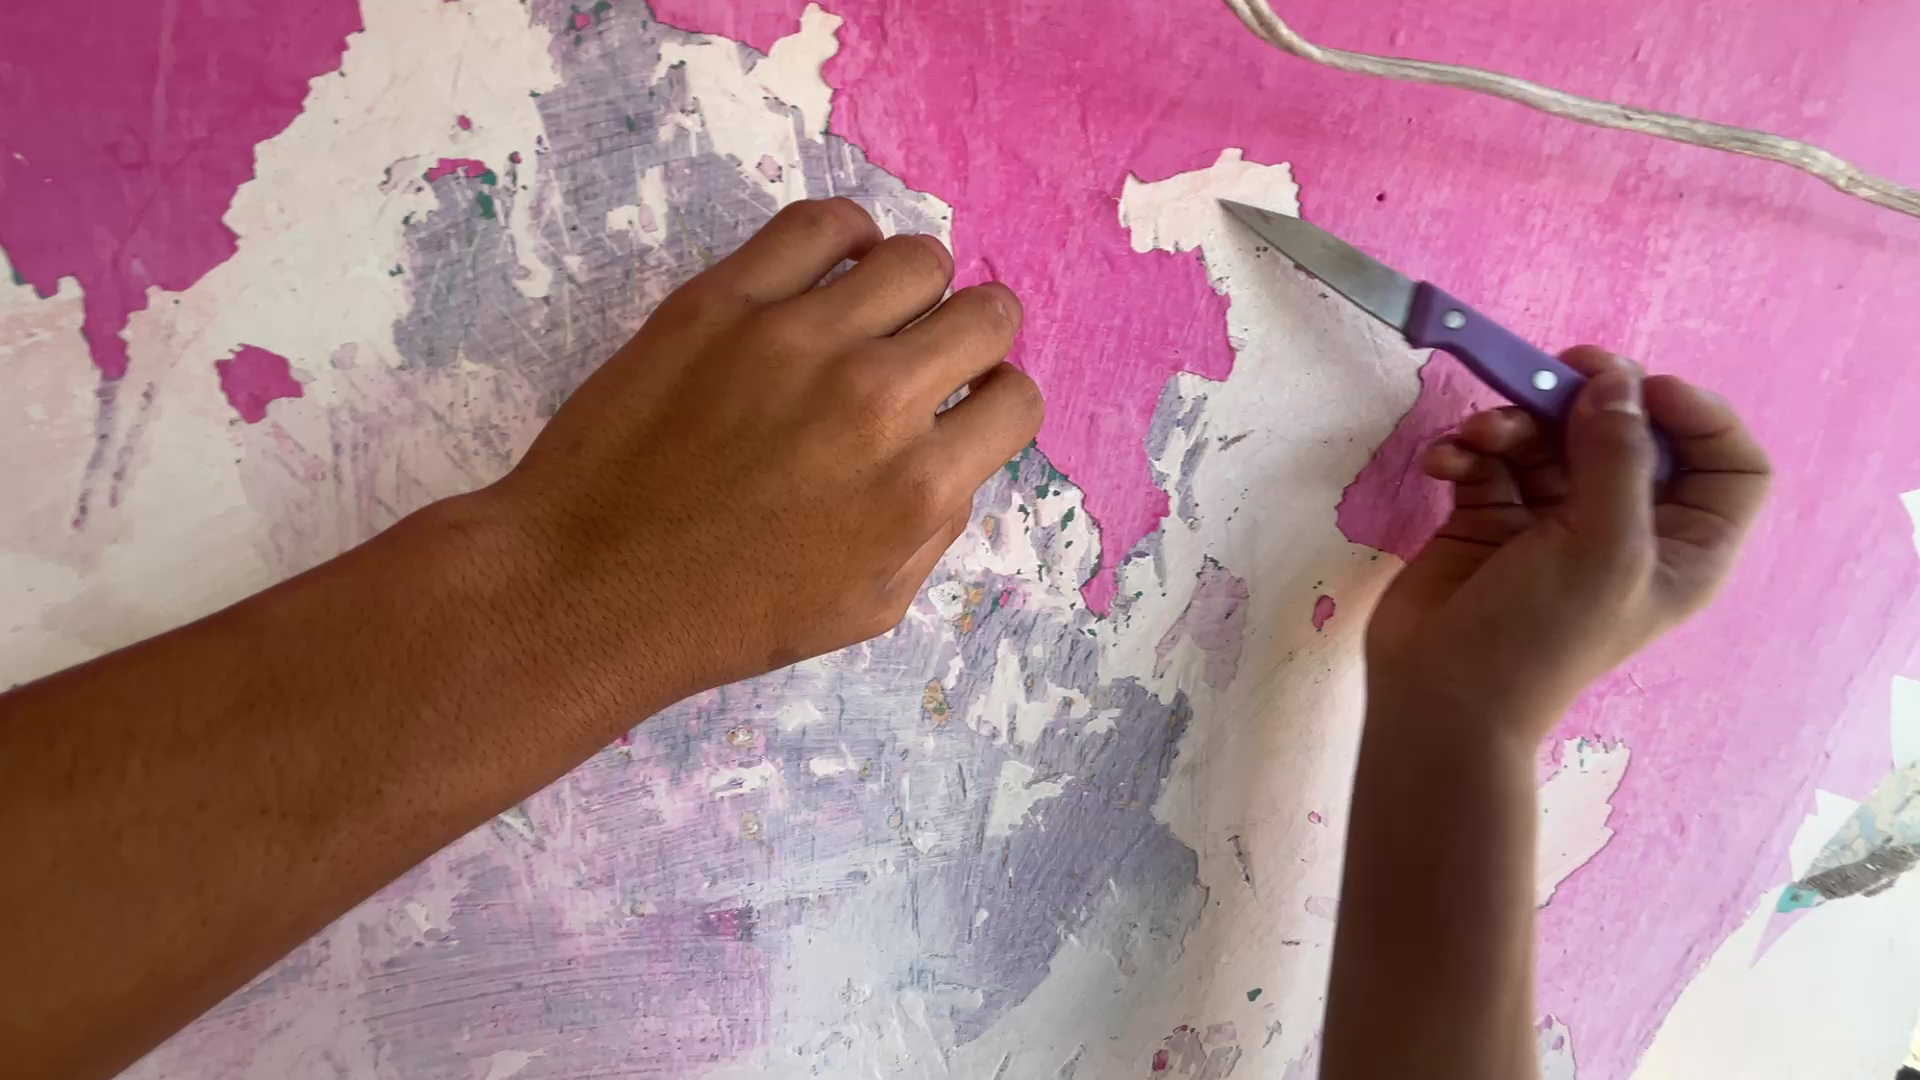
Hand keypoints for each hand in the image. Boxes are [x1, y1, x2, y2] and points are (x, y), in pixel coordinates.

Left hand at [478, 198, 1041, 705]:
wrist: (592, 588)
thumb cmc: (737, 615)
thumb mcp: (874, 606)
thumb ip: (938, 526)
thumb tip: (956, 455)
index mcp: (919, 488)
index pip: (1017, 401)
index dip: (1002, 407)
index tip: (971, 412)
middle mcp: (877, 400)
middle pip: (988, 314)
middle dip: (982, 337)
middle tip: (941, 357)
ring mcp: (799, 338)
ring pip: (917, 258)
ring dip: (919, 290)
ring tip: (881, 318)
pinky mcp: (724, 299)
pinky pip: (822, 224)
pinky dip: (848, 240)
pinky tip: (833, 274)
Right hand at [1365, 347, 1769, 739]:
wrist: (1440, 686)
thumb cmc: (1540, 631)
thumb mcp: (1601, 544)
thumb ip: (1614, 457)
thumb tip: (1616, 382)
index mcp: (1678, 544)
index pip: (1722, 462)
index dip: (1693, 414)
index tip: (1638, 387)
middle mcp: (1615, 526)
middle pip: (1616, 438)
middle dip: (1577, 407)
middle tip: (1540, 376)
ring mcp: (1543, 522)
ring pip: (1540, 445)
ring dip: (1506, 428)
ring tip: (1476, 436)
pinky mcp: (1482, 519)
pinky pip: (1482, 466)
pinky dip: (1462, 454)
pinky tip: (1441, 463)